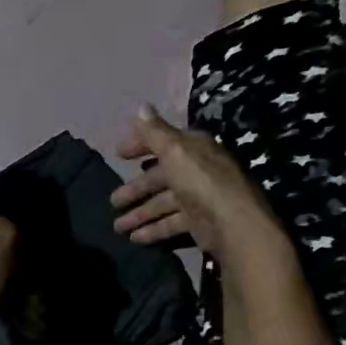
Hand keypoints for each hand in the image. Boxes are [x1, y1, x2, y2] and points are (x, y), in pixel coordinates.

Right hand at [111, 105, 284, 261]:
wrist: (232, 224)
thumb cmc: (201, 183)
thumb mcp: (175, 152)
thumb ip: (155, 133)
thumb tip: (140, 106)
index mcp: (193, 149)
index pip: (163, 142)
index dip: (140, 145)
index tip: (117, 155)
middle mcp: (197, 171)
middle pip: (160, 178)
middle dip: (135, 189)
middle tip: (112, 202)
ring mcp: (199, 198)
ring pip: (162, 204)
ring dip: (139, 214)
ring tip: (118, 227)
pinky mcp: (199, 222)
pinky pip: (171, 224)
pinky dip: (153, 230)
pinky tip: (135, 238)